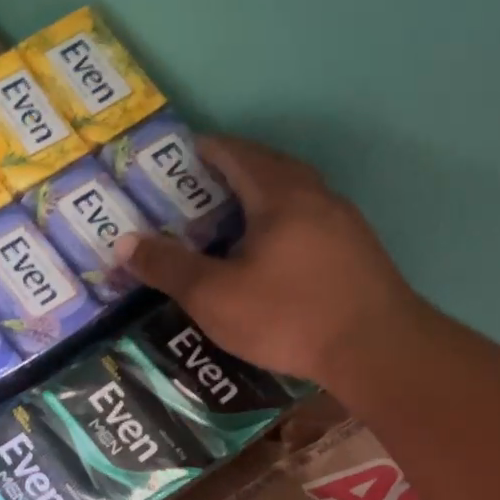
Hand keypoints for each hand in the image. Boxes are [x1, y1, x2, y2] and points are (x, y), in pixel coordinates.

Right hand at [117, 135, 431, 385]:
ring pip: (293, 193)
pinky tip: (264, 246)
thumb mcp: (212, 295)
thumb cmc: (287, 315)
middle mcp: (316, 198)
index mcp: (280, 197)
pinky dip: (278, 217)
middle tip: (198, 180)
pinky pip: (307, 218)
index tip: (181, 151)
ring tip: (226, 212)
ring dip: (259, 192)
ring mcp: (342, 224)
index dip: (208, 150)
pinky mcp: (354, 251)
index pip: (239, 156)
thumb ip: (167, 266)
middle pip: (271, 167)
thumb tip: (123, 242)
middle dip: (234, 166)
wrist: (376, 350)